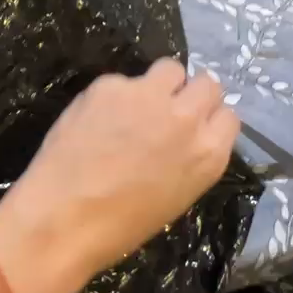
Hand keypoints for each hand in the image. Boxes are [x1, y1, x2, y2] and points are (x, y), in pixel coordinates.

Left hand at [0, 60, 238, 292]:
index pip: (228, 116)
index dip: (209, 118)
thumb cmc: (121, 224)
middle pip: (207, 84)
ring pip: (170, 68)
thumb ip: (188, 157)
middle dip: (191, 93)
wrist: (64, 216)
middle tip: (169, 108)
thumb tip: (182, 136)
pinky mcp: (111, 84)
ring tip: (136, 106)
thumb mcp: (175, 195)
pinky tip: (96, 119)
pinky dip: (115, 96)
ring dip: (159, 83)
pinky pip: (122, 80)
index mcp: (208, 154)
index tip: (194, 125)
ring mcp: (148, 95)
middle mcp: (186, 117)